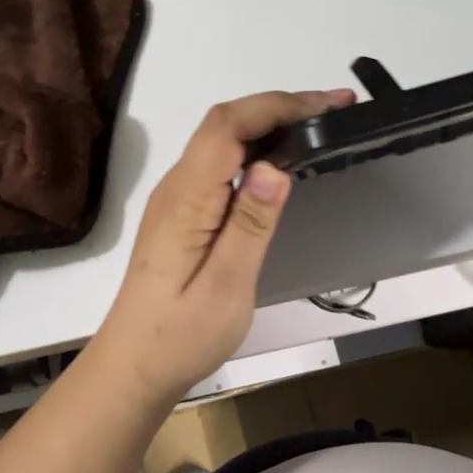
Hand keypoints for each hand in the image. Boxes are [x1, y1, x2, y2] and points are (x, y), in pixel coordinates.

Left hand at [88, 89, 354, 402]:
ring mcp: (177, 200)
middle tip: (338, 109)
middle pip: (225, 124)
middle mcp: (176, 187)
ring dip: (270, 125)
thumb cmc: (180, 336)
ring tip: (321, 127)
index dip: (278, 105)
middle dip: (281, 107)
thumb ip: (250, 225)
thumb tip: (276, 166)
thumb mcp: (225, 286)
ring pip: (222, 141)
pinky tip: (283, 162)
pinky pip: (220, 165)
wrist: (134, 367)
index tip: (329, 105)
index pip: (227, 126)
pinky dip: (256, 150)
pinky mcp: (182, 216)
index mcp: (186, 198)